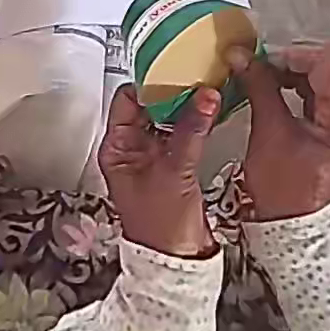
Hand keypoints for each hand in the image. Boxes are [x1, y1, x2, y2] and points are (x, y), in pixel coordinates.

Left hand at [98, 85, 218, 258]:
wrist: (177, 262)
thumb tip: (207, 94)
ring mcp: (155, 155)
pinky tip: (211, 109)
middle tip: (195, 73)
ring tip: (206, 86)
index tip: (174, 68)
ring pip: (168, 117)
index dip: (149, 83)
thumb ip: (192, 129)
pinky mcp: (174, 163)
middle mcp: (133, 147)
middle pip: (150, 105)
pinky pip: (183, 131)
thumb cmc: (162, 225)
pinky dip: (195, 119)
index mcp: (118, 148)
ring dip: (185, 104)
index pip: (127, 100)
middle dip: (172, 90)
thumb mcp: (175, 171)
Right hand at [228, 41, 329, 220]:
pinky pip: (322, 85)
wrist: (292, 223)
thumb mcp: (268, 132)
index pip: (328, 64)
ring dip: (295, 68)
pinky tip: (276, 83)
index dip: (293, 55)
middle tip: (263, 64)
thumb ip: (259, 87)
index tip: (263, 59)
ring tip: (265, 73)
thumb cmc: (280, 186)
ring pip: (327, 71)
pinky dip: (298, 80)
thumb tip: (240, 55)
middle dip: (294, 58)